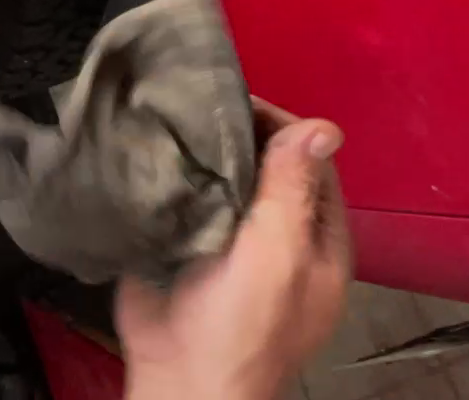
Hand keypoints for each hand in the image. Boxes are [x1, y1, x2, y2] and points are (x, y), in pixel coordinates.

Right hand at [115, 101, 350, 399]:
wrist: (178, 371)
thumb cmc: (240, 321)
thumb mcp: (277, 255)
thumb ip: (293, 192)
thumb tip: (325, 125)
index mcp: (313, 236)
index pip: (307, 160)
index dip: (277, 125)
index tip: (230, 98)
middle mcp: (273, 229)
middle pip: (259, 161)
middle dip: (229, 129)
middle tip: (187, 98)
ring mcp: (225, 232)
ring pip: (217, 171)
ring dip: (193, 144)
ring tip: (160, 110)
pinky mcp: (181, 233)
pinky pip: (179, 189)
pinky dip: (166, 165)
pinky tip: (142, 142)